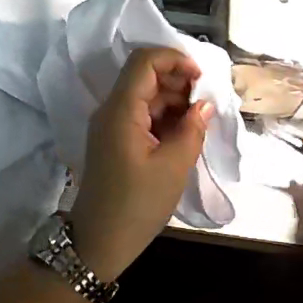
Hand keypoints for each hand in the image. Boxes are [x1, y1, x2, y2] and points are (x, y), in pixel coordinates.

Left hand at [69, 47, 213, 279]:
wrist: (98, 243)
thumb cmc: (136, 205)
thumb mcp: (173, 167)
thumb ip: (192, 129)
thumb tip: (204, 105)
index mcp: (121, 111)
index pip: (144, 61)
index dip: (175, 60)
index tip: (201, 79)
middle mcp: (111, 110)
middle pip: (144, 75)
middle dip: (178, 80)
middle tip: (204, 104)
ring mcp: (110, 125)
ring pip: (144, 94)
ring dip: (173, 100)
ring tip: (198, 122)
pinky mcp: (114, 140)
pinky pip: (141, 114)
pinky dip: (164, 116)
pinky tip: (183, 134)